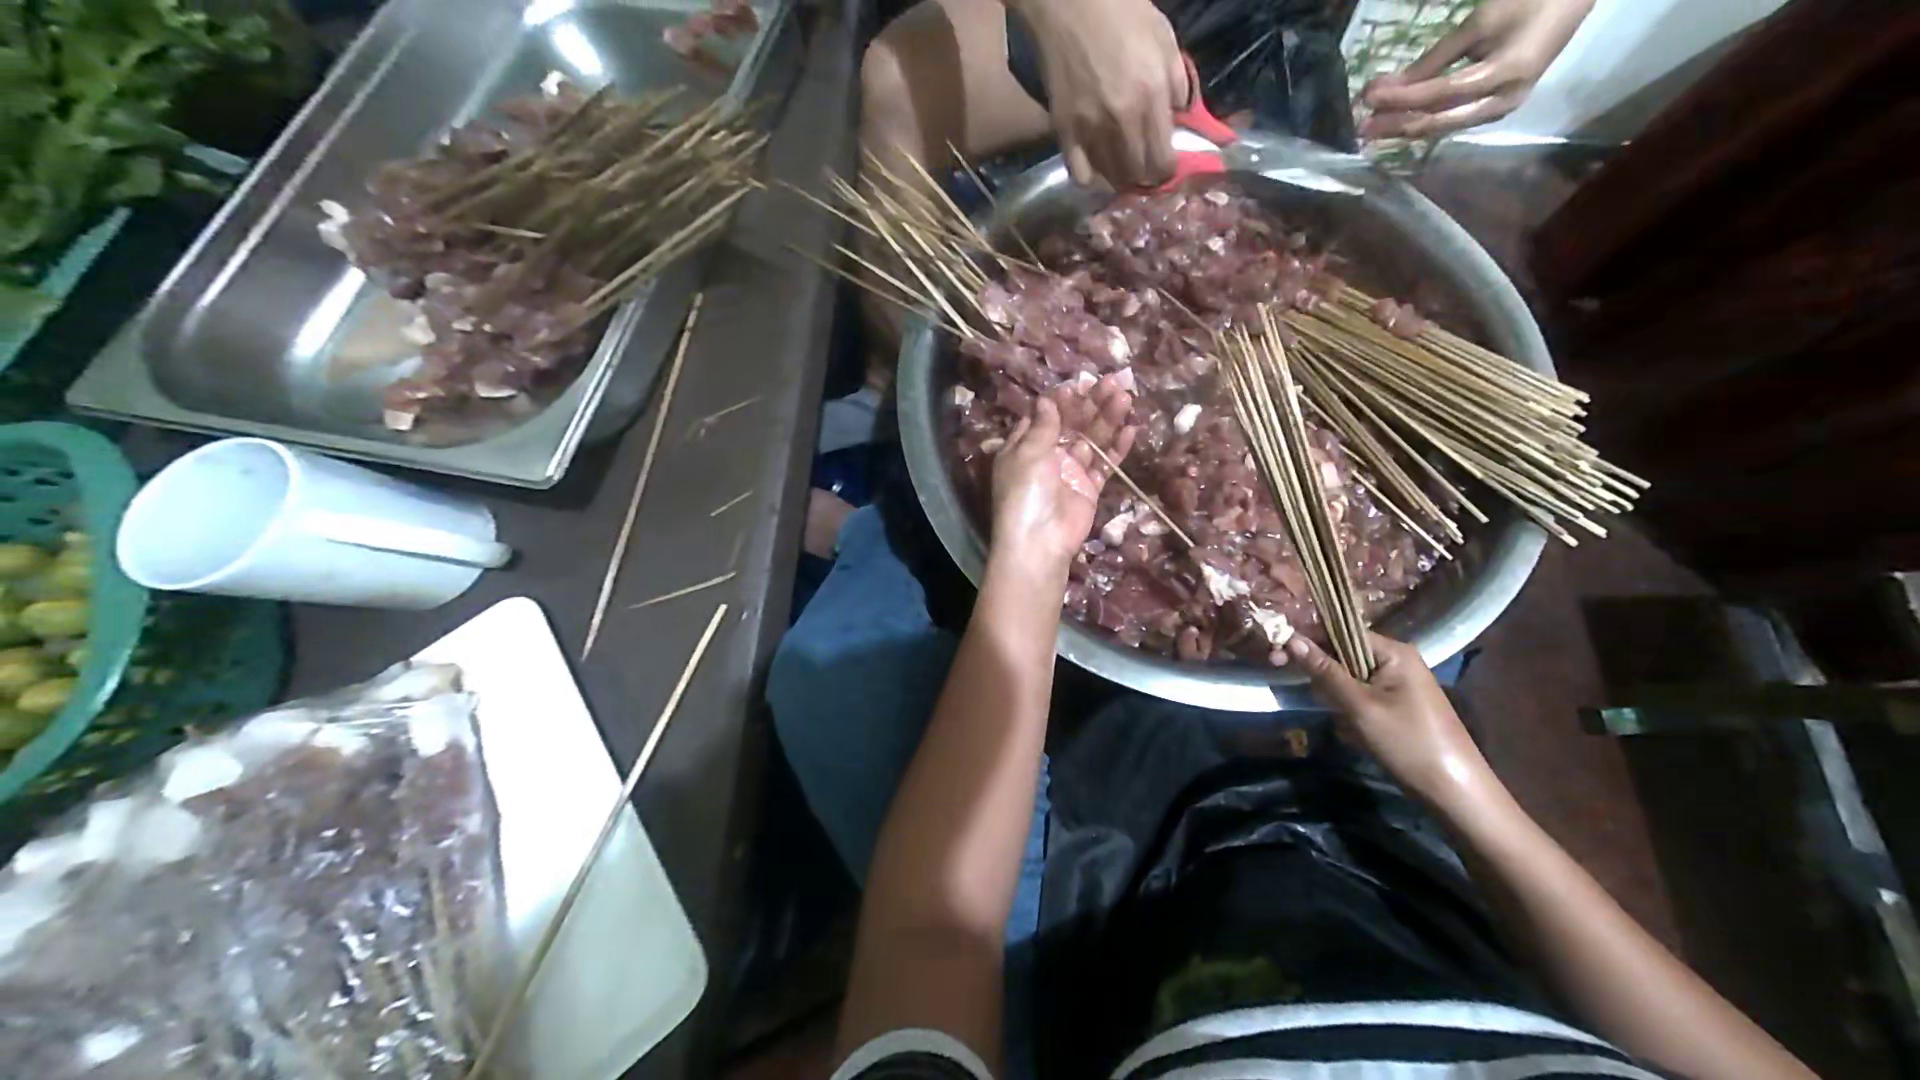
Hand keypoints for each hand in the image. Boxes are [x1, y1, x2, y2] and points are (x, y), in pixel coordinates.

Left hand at [991, 380, 1134, 571]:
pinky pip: (1105, 463)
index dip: (1063, 400)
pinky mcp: (1089, 487)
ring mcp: (1070, 471)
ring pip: (1092, 440)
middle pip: (1073, 424)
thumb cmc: (1026, 492)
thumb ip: (1043, 426)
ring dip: (1109, 419)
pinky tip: (1131, 429)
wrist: (1040, 541)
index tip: (1081, 383)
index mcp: (1025, 446)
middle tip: (1115, 382)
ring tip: (1126, 398)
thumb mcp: (1028, 453)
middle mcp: (1048, 456)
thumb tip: (1047, 399)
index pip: (1045, 416)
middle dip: (1093, 404)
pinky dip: (1117, 448)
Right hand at [1014, 0, 1188, 188]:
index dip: (1168, 171)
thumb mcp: (1164, 38)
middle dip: (1146, 177)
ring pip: (1111, 177)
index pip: (1163, 159)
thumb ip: (1177, 82)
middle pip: (1138, 173)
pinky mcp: (1066, 131)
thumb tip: (1177, 118)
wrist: (1070, 3)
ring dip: (1121, 178)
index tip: (1167, 167)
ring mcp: (1091, 128)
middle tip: (1146, 169)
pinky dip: (1091, 177)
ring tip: (1124, 168)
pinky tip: (1096, 167)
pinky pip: (1080, 174)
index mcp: (1151, 95)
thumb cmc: (1121, 13)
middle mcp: (1122, 120)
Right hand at [1285, 632, 1499, 809]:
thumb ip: (1325, 671)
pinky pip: (1362, 695)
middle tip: (1311, 697)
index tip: (1277, 658)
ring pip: (1349, 677)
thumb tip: (1291, 638)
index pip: (1339, 631)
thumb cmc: (1407, 741)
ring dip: (1337, 698)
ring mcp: (1399, 682)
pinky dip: (1351, 710)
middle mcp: (1397, 659)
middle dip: (1323, 675)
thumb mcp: (1359, 706)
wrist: (1454, 790)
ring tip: (1344, 723)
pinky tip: (1354, 731)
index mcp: (1393, 651)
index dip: (1307, 642)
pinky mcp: (1398, 703)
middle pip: (1343, 653)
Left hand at [1359, 0, 1592, 139]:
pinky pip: (1451, 121)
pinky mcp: (1493, 110)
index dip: (1400, 98)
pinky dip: (1421, 121)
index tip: (1367, 96)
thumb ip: (1435, 58)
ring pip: (1441, 126)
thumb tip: (1391, 86)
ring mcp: (1499, 110)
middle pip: (1436, 120)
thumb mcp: (1481, 23)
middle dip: (1394, 123)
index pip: (1439, 94)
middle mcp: (1501, 103)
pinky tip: (1396, 123)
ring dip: (1403, 127)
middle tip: (1357, 126)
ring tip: (1370, 128)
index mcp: (1504, 75)